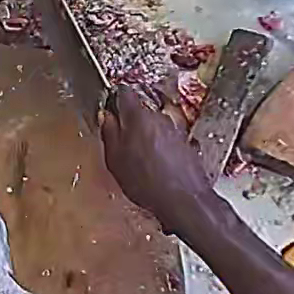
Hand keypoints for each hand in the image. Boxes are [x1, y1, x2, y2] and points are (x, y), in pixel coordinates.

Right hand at [99, 89, 231, 239]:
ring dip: (147, 136)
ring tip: (139, 159)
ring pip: (155, 125)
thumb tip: (106, 116)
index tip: (110, 105)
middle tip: (121, 141)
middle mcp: (159, 117)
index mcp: (138, 116)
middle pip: (141, 110)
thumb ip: (109, 132)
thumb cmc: (147, 181)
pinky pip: (168, 139)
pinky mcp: (187, 144)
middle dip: (130, 122)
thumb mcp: (115, 158)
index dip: (115, 97)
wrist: (184, 201)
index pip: (124, 92)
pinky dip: (161, 148)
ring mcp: (176, 130)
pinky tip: (156, 167)